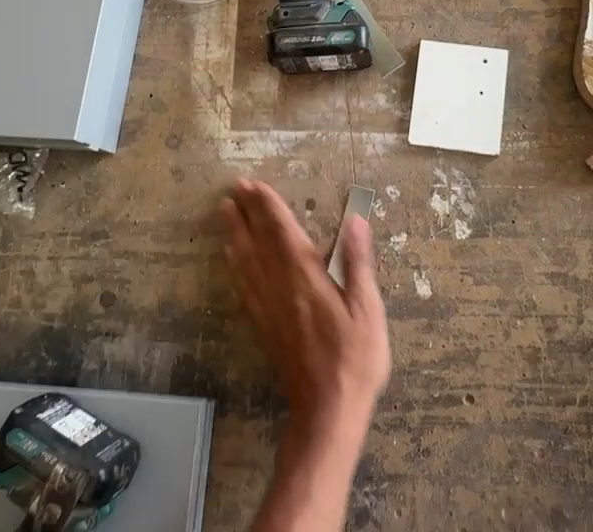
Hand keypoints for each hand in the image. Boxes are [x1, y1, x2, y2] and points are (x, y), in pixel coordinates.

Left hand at [221, 178, 390, 429]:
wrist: (327, 408)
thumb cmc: (355, 357)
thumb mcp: (368, 308)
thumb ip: (357, 262)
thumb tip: (355, 220)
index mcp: (306, 277)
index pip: (282, 231)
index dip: (268, 206)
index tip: (254, 184)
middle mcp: (280, 286)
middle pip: (258, 241)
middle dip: (246, 212)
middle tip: (234, 187)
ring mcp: (268, 306)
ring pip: (245, 261)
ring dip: (234, 232)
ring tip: (224, 211)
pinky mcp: (263, 324)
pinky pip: (243, 285)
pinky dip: (234, 264)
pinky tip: (231, 257)